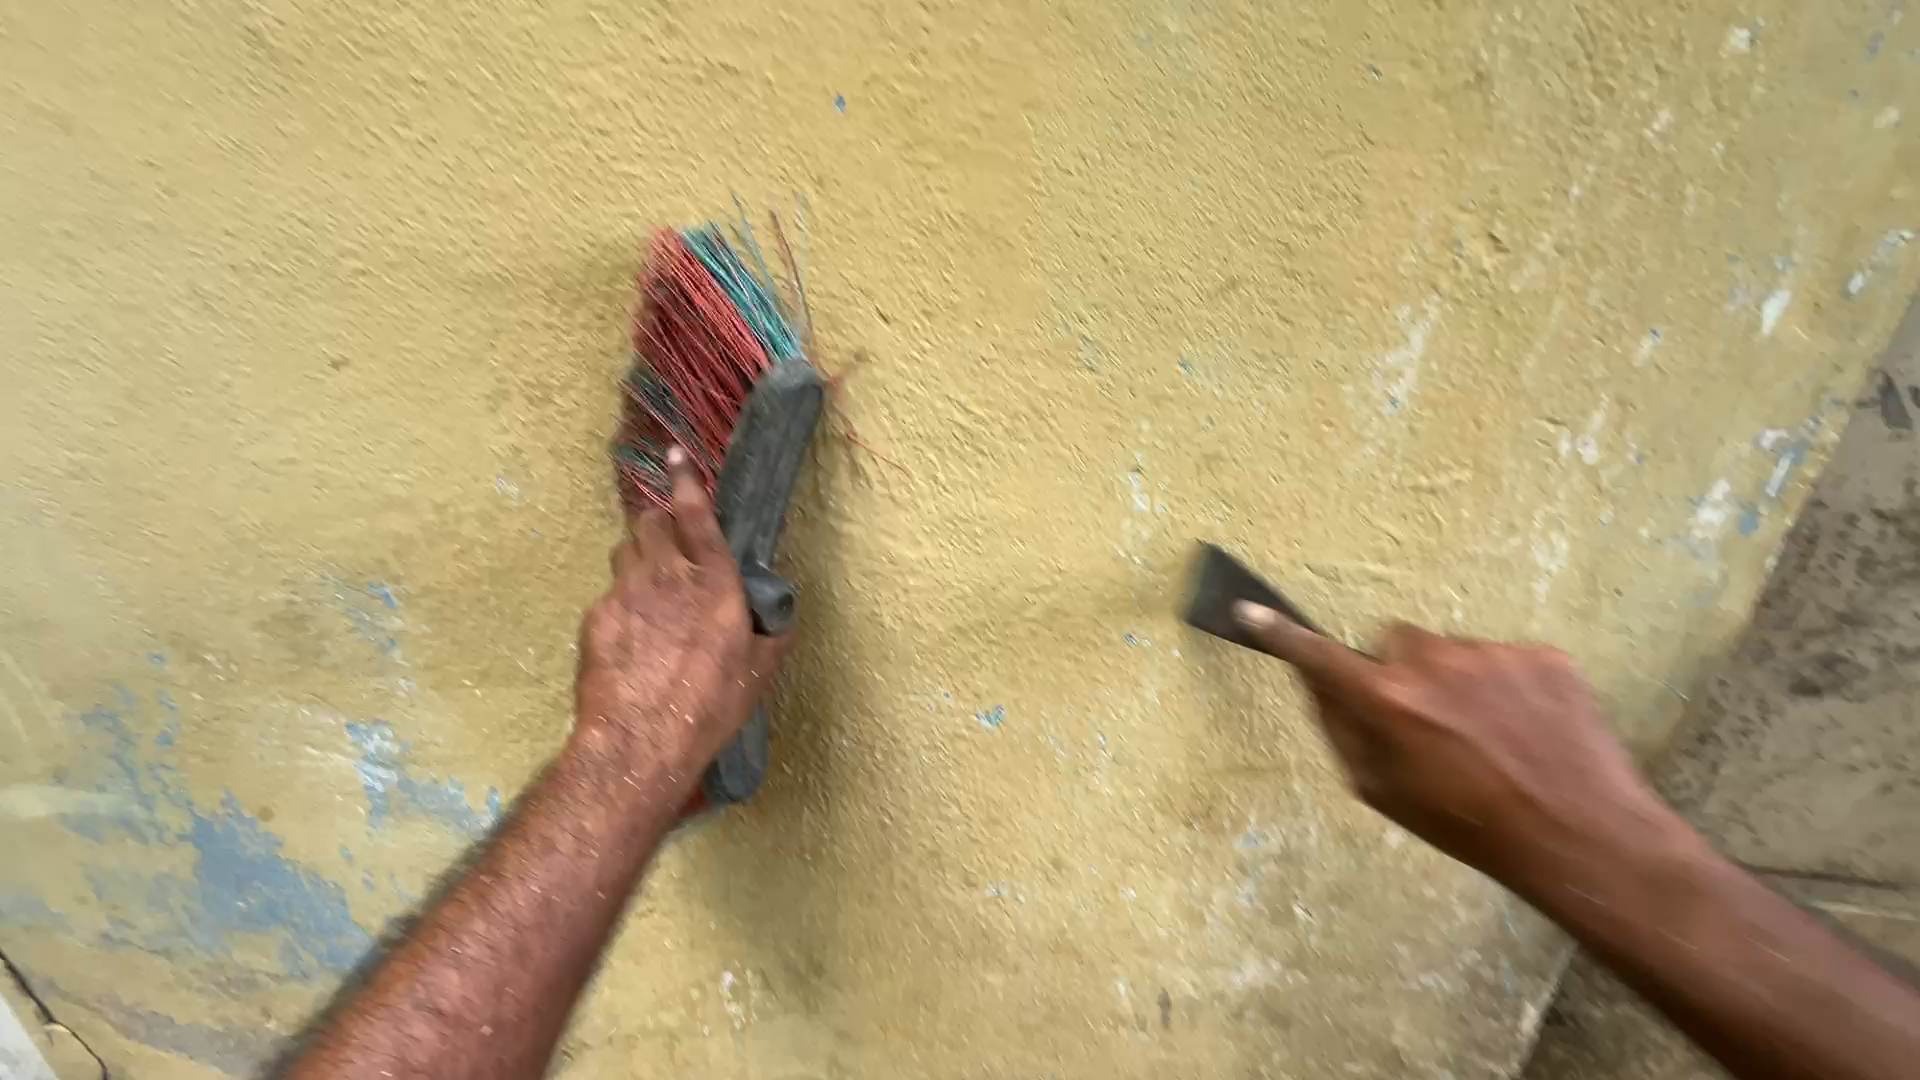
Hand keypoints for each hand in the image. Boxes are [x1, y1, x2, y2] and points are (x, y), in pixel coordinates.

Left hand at [574, 447, 789, 778]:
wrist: (641, 740)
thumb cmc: (712, 703)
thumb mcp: (760, 670)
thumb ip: (771, 633)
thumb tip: (777, 617)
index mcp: (715, 582)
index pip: (697, 515)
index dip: (687, 481)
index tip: (676, 455)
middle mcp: (667, 576)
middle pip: (649, 523)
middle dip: (659, 525)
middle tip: (671, 550)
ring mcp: (625, 594)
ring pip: (626, 552)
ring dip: (640, 560)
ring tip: (652, 593)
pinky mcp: (596, 618)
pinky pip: (609, 594)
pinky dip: (622, 604)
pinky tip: (631, 640)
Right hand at [1234, 604, 1676, 888]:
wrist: (1585, 838)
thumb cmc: (1466, 824)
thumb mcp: (1381, 790)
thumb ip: (1339, 728)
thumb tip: (1315, 682)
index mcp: (1387, 700)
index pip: (1317, 654)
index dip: (1278, 632)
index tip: (1248, 610)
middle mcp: (1432, 663)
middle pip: (1393, 642)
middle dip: (1399, 669)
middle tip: (1427, 718)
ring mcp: (1493, 654)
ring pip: (1450, 650)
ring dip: (1454, 679)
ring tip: (1488, 732)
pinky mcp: (1544, 655)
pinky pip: (1503, 657)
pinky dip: (1506, 684)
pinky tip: (1527, 726)